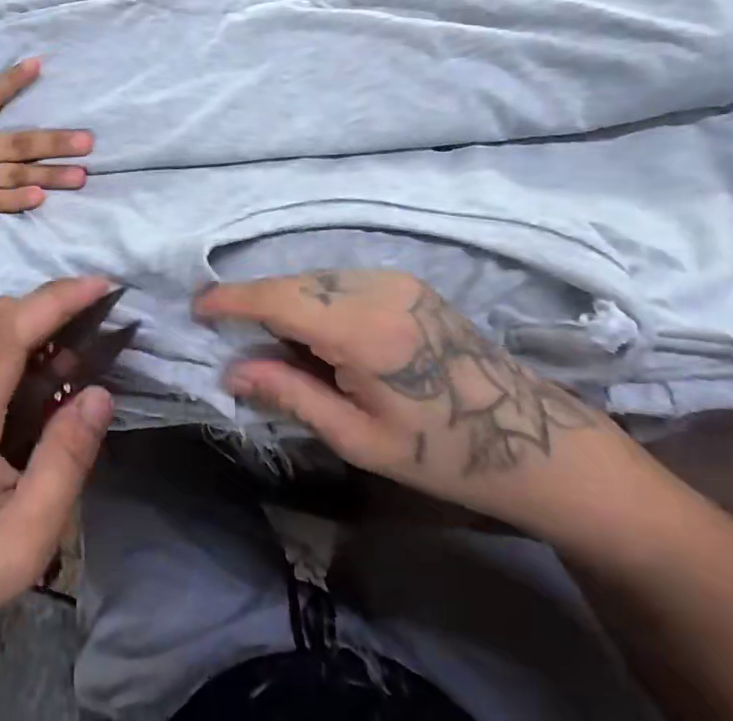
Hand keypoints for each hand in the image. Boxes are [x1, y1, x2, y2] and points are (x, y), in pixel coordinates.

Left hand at [0, 279, 114, 719]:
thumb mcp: (28, 534)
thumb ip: (66, 459)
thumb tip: (98, 393)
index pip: (9, 331)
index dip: (57, 299)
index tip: (102, 284)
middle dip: (49, 307)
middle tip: (99, 324)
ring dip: (30, 330)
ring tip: (75, 362)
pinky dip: (10, 352)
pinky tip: (36, 387)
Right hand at [196, 270, 654, 537]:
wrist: (538, 443)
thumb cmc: (443, 454)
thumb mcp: (357, 438)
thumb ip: (289, 394)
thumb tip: (230, 370)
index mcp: (363, 330)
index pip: (277, 297)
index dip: (229, 299)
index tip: (195, 309)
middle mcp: (378, 289)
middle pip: (291, 282)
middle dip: (253, 304)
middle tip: (229, 338)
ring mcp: (396, 280)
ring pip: (312, 278)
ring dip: (282, 302)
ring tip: (272, 344)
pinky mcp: (406, 283)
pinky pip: (336, 281)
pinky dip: (310, 300)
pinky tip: (313, 335)